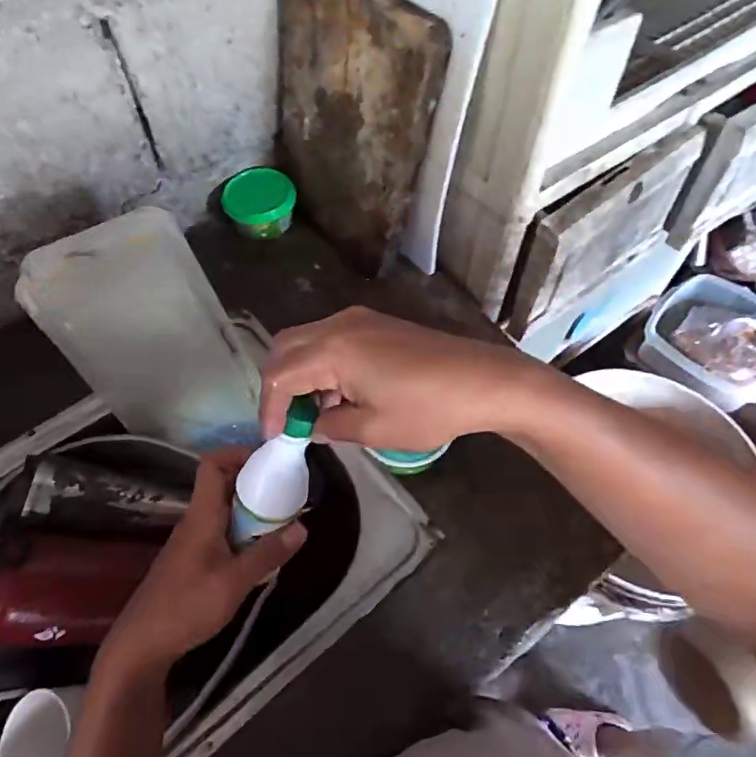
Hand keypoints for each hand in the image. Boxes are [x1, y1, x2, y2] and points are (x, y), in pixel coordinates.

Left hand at [97, 449, 305, 676]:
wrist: (142, 644)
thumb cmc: (187, 606)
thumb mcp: (235, 582)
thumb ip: (268, 553)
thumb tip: (303, 526)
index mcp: (202, 515)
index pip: (212, 464)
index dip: (238, 453)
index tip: (269, 459)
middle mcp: (195, 520)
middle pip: (222, 483)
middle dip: (253, 481)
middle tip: (286, 489)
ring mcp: (192, 540)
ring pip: (223, 509)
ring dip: (250, 508)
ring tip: (281, 517)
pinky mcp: (192, 560)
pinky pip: (221, 530)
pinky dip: (242, 530)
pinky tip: (260, 549)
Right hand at [259, 306, 547, 449]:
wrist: (484, 381)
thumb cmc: (427, 409)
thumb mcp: (372, 429)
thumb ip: (330, 425)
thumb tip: (312, 425)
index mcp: (332, 350)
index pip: (279, 376)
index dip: (271, 409)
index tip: (277, 438)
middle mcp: (338, 325)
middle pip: (284, 347)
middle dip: (276, 384)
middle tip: (287, 420)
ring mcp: (358, 319)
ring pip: (306, 339)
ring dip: (299, 372)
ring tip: (314, 412)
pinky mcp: (375, 322)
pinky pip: (330, 338)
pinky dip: (321, 363)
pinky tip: (339, 392)